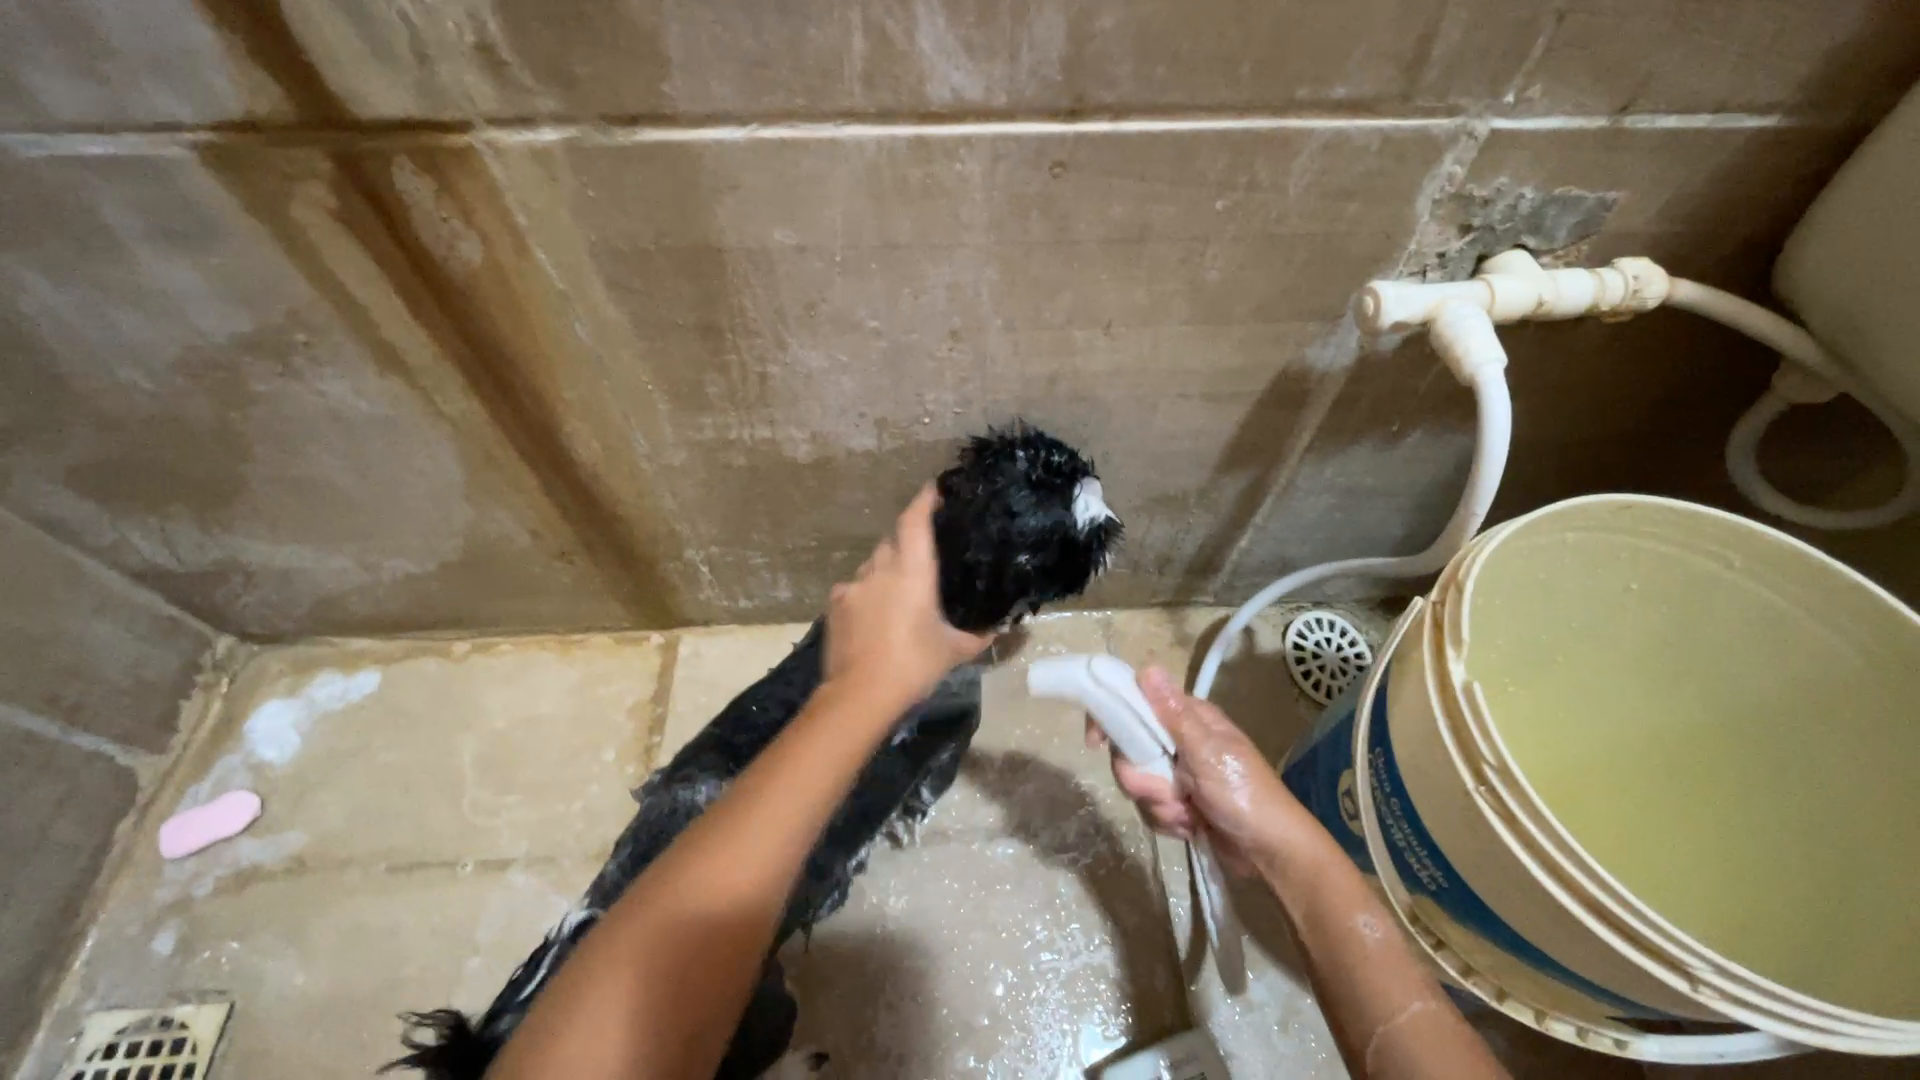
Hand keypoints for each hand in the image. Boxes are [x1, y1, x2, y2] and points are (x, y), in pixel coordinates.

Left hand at [826, 485, 995, 709]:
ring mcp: (853, 586)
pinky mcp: (835, 604)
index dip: (924, 501)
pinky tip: (874, 614)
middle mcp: (880, 570)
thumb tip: (1002, 628)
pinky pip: (853, 588)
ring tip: (899, 592)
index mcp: (912, 572)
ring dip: (886, 570)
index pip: (915, 522)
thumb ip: (979, 636)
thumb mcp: (954, 652)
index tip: (934, 490)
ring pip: (872, 565)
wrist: (860, 694)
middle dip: (907, 543)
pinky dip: (866, 593)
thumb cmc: (913, 666)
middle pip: (893, 541)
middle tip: (923, 558)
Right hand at [1091, 665, 1309, 871]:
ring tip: (1189, 815)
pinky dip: (1168, 821)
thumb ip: (1174, 715)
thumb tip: (1147, 668)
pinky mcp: (1177, 804)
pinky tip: (1190, 827)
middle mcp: (1179, 742)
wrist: (1268, 852)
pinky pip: (1149, 808)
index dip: (1112, 719)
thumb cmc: (1244, 793)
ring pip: (1137, 783)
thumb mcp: (1208, 752)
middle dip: (1143, 778)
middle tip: (1170, 791)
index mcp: (1188, 719)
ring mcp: (1177, 774)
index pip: (1137, 704)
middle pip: (1128, 750)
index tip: (1096, 742)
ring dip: (1160, 805)